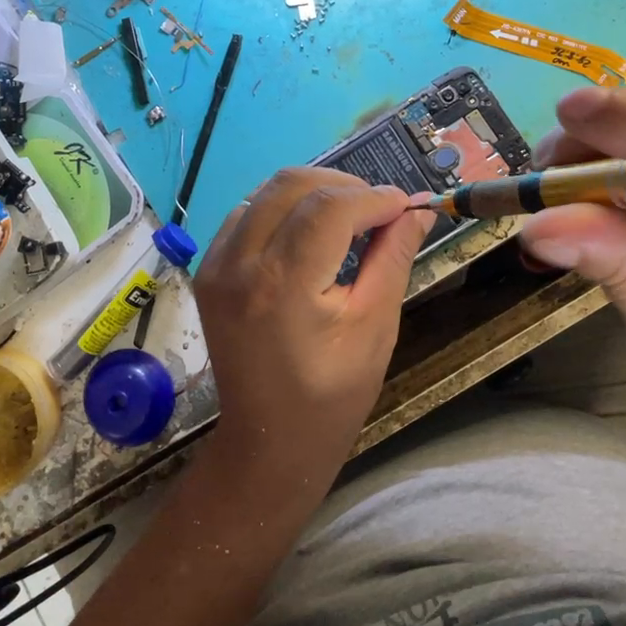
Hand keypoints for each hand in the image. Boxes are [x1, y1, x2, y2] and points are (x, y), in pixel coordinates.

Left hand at [192, 168, 434, 461]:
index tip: (405, 207)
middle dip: (343, 186)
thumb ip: (393, 258)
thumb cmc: (332, 396)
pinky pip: (245, 215)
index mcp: (283, 284)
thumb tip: (417, 210)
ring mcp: (216, 265)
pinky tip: (307, 234)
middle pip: (292, 184)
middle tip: (378, 209)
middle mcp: (240, 263)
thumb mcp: (375, 327)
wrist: (268, 441)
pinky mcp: (208, 270)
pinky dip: (280, 210)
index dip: (374, 197)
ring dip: (310, 194)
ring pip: (265, 192)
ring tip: (347, 219)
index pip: (330, 207)